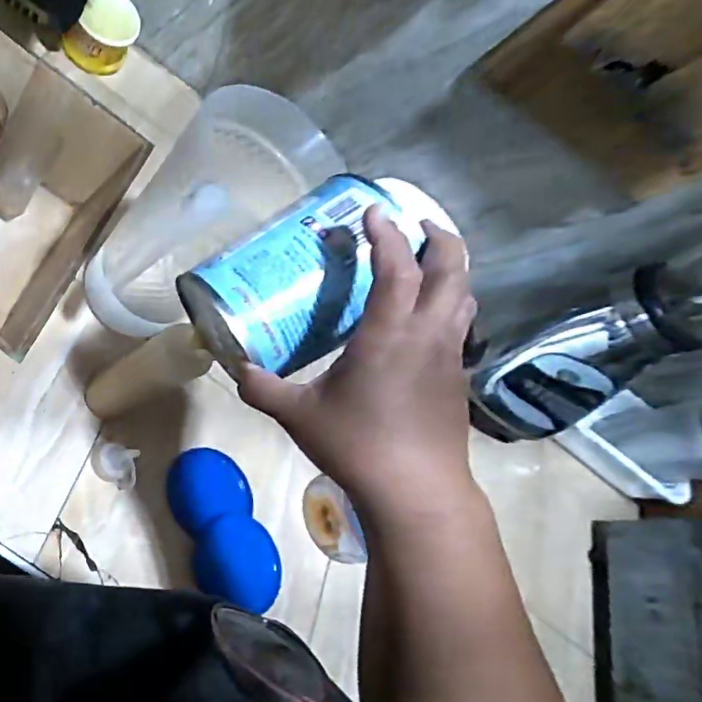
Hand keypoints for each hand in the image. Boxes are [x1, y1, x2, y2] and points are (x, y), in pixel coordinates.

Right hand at [237, 204, 477, 520]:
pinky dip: (449, 304)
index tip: (373, 213)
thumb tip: (237, 371)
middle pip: (451, 268)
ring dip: (450, 270)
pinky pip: (460, 325)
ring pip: (464, 295)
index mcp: (390, 333)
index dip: (387, 234)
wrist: (414, 488)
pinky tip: (424, 323)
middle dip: (437, 237)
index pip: (398, 267)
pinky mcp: (457, 378)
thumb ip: (264, 389)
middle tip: (415, 224)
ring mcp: (450, 355)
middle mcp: (429, 334)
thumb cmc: (356, 444)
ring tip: (426, 264)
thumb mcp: (298, 415)